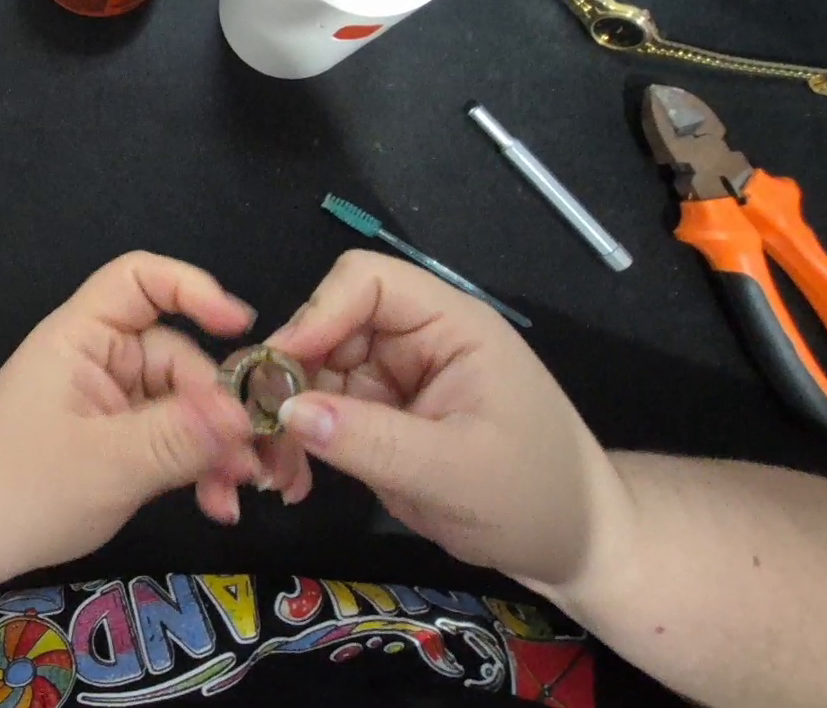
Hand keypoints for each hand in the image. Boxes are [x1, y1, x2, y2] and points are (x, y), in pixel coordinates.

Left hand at [0, 252, 263, 594]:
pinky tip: (217, 504)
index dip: (192, 288)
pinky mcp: (120, 435)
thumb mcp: (106, 465)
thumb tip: (246, 413)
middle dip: (218, 406)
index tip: (240, 326)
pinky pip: (173, 436)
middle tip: (251, 461)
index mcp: (83, 336)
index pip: (139, 279)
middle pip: (179, 355)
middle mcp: (101, 357)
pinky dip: (197, 464)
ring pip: (184, 402)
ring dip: (215, 445)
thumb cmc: (21, 489)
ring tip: (236, 493)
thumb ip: (179, 437)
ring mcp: (112, 397)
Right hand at [263, 251, 627, 590]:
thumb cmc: (536, 498)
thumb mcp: (458, 473)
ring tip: (272, 469)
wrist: (570, 547)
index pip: (365, 280)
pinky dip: (293, 440)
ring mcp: (384, 374)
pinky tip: (290, 478)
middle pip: (322, 325)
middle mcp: (407, 338)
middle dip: (287, 373)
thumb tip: (285, 410)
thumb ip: (373, 440)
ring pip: (305, 370)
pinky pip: (311, 410)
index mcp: (445, 324)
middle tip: (256, 426)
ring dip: (281, 415)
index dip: (318, 313)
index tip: (283, 366)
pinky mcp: (367, 410)